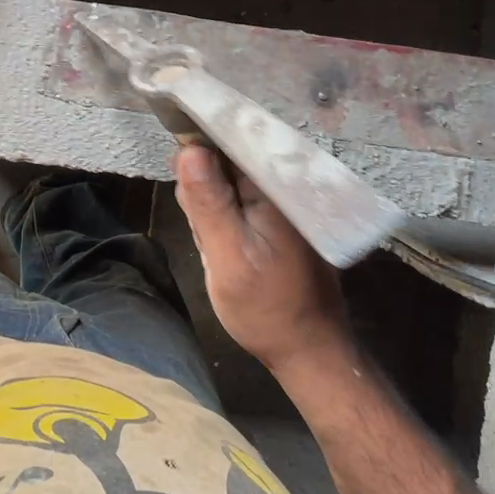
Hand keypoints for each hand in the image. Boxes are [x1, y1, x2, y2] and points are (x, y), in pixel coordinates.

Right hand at [173, 144, 350, 370]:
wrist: (308, 353)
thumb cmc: (268, 309)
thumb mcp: (228, 257)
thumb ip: (208, 203)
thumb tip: (188, 150)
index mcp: (274, 187)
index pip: (226, 140)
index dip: (196, 151)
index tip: (186, 187)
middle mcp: (280, 186)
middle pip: (220, 161)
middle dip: (200, 190)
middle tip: (207, 235)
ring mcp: (277, 203)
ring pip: (222, 184)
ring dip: (209, 209)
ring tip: (216, 247)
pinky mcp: (273, 220)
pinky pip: (233, 204)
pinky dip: (221, 222)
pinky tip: (225, 250)